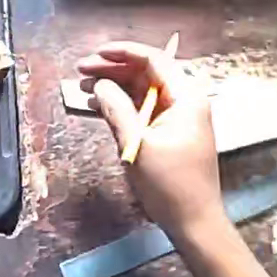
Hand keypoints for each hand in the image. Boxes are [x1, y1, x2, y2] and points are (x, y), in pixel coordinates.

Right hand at [75, 41, 228, 240]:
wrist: (195, 224)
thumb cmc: (169, 185)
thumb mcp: (137, 145)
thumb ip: (117, 110)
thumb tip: (100, 85)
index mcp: (186, 97)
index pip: (154, 59)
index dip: (123, 52)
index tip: (95, 54)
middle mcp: (184, 100)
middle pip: (145, 72)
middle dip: (113, 69)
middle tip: (81, 71)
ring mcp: (177, 116)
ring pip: (141, 90)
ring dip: (113, 87)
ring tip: (83, 88)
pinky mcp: (169, 132)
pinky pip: (142, 109)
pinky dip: (121, 105)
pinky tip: (97, 106)